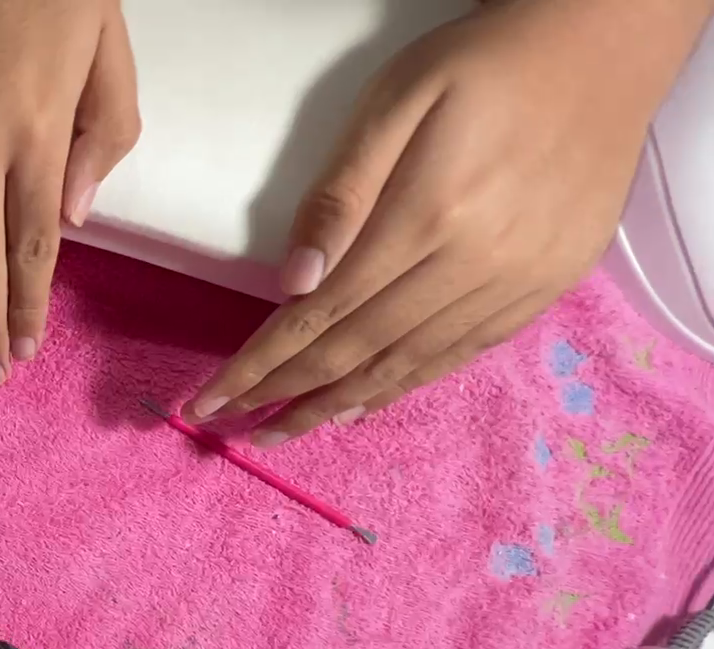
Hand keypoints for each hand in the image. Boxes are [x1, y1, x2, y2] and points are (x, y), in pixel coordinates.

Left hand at [186, 0, 710, 443]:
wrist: (617, 34)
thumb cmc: (482, 64)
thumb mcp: (392, 106)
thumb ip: (337, 199)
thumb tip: (290, 283)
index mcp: (425, 219)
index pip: (313, 319)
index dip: (255, 367)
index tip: (208, 402)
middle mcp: (474, 263)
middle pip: (350, 352)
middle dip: (279, 394)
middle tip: (230, 425)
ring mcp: (519, 278)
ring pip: (402, 366)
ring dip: (331, 407)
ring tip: (279, 433)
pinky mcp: (548, 281)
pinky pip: (459, 354)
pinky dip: (400, 387)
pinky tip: (358, 409)